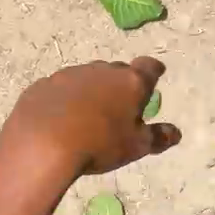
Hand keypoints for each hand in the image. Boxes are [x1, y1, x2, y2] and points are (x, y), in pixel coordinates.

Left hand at [0, 58, 181, 176]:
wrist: (39, 148)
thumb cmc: (98, 144)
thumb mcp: (136, 146)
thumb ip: (158, 137)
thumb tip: (175, 133)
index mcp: (131, 82)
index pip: (149, 66)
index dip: (153, 72)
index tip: (153, 80)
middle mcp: (102, 71)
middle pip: (118, 71)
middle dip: (120, 84)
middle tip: (118, 107)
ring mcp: (69, 75)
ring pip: (88, 77)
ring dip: (92, 90)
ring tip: (87, 116)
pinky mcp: (41, 86)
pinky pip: (60, 88)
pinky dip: (65, 99)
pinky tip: (60, 120)